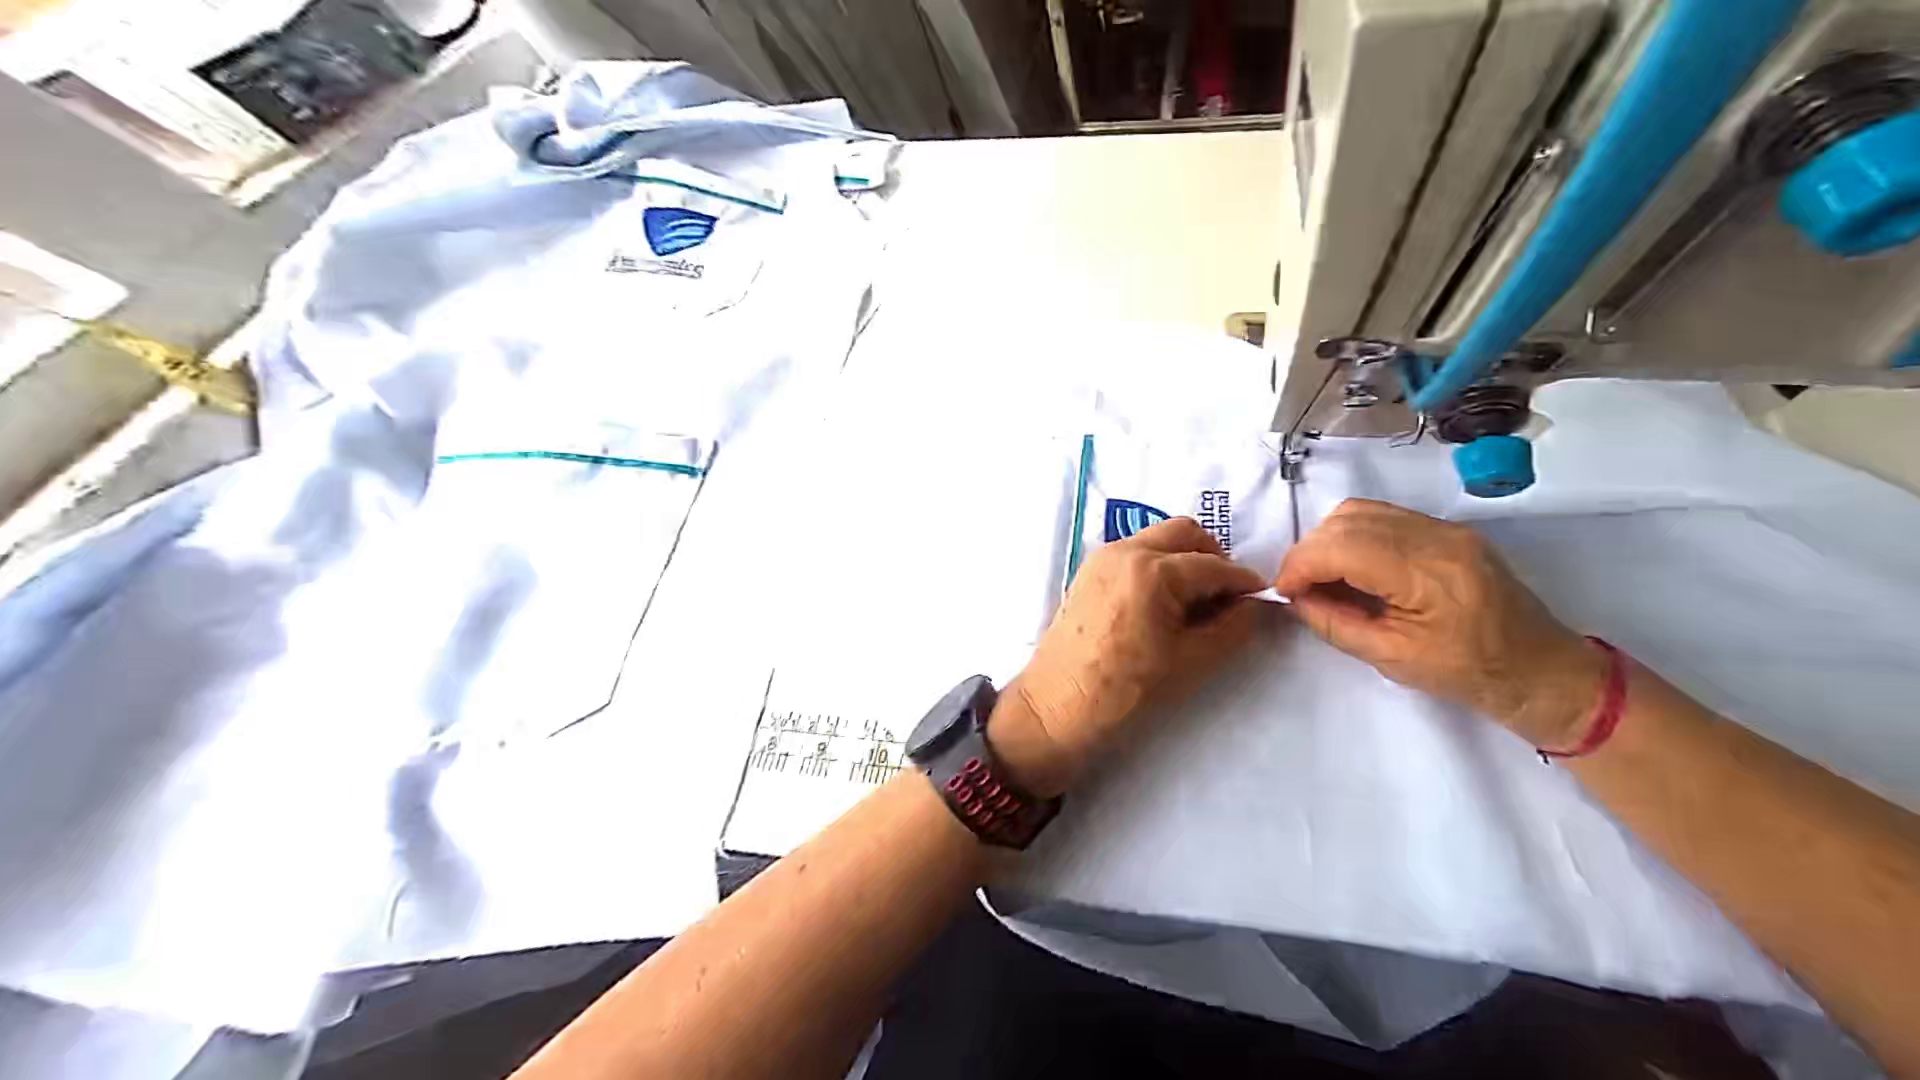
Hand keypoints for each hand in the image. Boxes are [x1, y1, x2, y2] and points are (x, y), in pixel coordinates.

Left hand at [993, 518, 1266, 794]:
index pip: (1215, 565)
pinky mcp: (1088, 572)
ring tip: (1194, 603)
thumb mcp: (1191, 661)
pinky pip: (1133, 553)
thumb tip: (1253, 606)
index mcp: (1153, 571)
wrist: (1056, 706)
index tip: (1260, 601)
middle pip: (1186, 534)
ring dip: (1184, 559)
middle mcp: (1125, 551)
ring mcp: (1102, 558)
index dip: (1243, 583)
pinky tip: (1163, 603)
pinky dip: (1157, 565)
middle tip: (1225, 598)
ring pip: (1158, 539)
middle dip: (1213, 558)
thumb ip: (1231, 627)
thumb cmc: (1126, 689)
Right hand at [1273, 499, 1604, 748]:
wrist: (1542, 670)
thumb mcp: (1389, 657)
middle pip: (1347, 520)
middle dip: (1309, 551)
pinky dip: (1351, 536)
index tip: (1283, 591)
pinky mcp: (1447, 530)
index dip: (1300, 564)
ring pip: (1360, 511)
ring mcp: (1446, 528)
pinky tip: (1349, 567)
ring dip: (1327, 540)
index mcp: (1428, 574)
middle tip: (1298, 586)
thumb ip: (1333, 622)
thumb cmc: (1467, 673)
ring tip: (1321, 576)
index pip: (1343, 547)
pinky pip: (1382, 516)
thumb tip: (1294, 598)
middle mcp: (1438, 538)